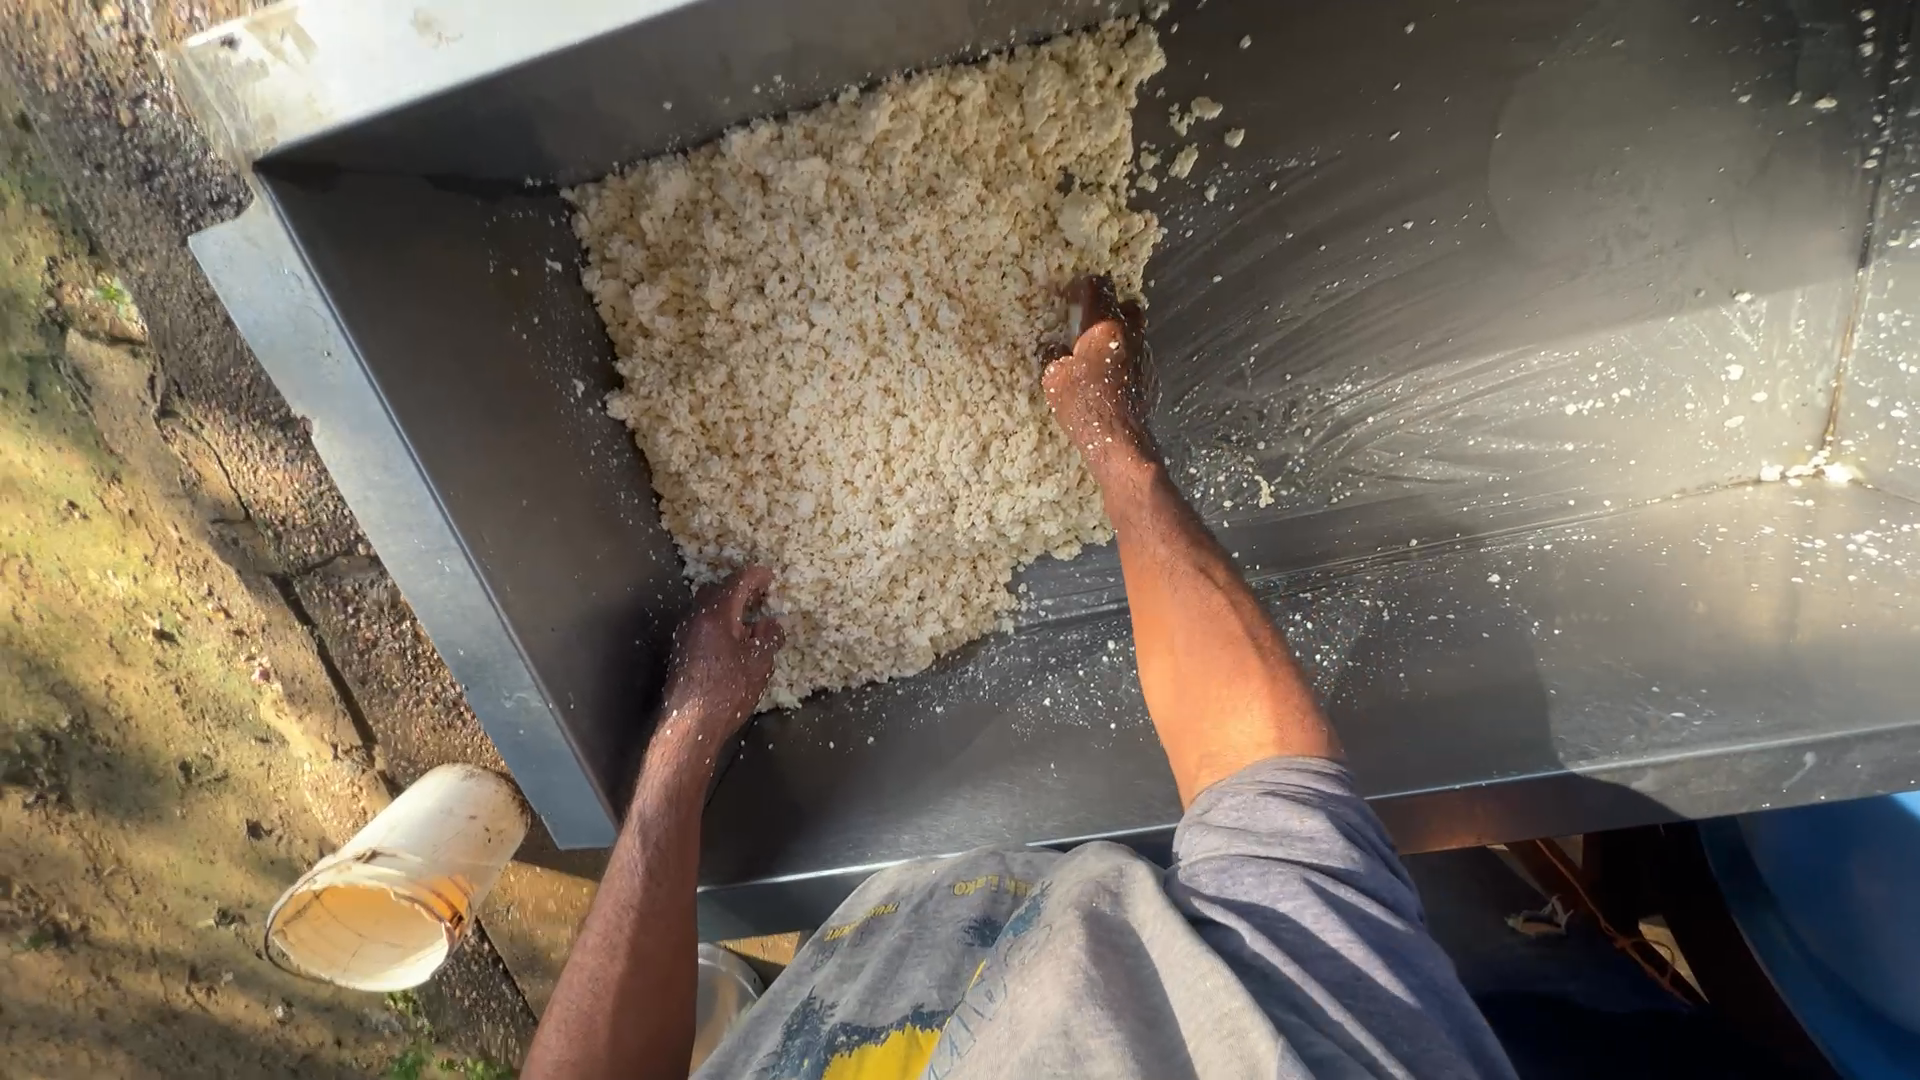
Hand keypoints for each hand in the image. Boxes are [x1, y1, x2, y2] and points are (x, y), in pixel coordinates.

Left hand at [659, 566, 784, 742]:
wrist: (690, 726)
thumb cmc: (728, 691)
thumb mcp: (759, 663)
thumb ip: (769, 636)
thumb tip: (770, 623)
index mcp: (717, 615)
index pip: (738, 582)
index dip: (757, 576)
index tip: (770, 576)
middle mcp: (695, 619)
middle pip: (717, 590)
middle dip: (740, 588)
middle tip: (761, 595)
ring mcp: (685, 635)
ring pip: (707, 608)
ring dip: (728, 607)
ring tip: (749, 620)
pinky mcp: (681, 652)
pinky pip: (702, 624)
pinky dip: (719, 622)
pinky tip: (733, 641)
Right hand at [1043, 275, 1155, 476]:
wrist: (1118, 440)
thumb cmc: (1082, 403)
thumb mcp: (1053, 378)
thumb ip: (1053, 356)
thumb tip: (1053, 347)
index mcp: (1104, 325)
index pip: (1099, 287)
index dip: (1084, 286)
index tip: (1071, 295)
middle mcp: (1131, 335)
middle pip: (1127, 306)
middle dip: (1111, 309)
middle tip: (1092, 324)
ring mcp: (1145, 357)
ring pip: (1135, 335)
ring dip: (1120, 338)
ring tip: (1100, 356)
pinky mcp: (1151, 380)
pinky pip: (1138, 361)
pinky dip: (1126, 364)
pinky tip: (1112, 381)